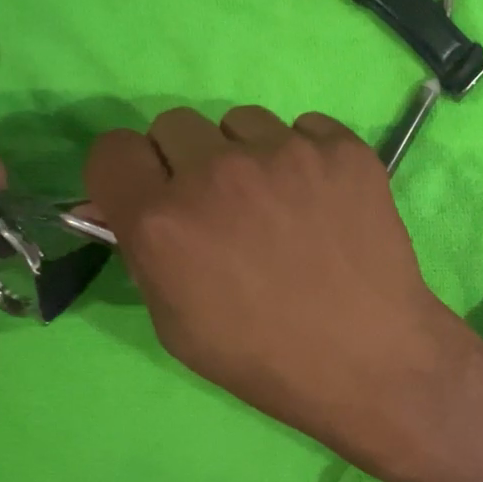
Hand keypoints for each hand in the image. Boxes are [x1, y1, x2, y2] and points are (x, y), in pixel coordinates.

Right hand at [83, 105, 482, 481]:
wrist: (370, 359)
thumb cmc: (264, 359)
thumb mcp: (177, 325)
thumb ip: (145, 254)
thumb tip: (123, 208)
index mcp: (161, 221)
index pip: (113, 149)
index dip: (129, 173)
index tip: (150, 192)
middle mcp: (216, 172)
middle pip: (175, 125)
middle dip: (186, 160)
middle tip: (221, 206)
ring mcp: (284, 153)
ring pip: (242, 122)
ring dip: (248, 154)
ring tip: (281, 205)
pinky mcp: (342, 149)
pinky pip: (305, 128)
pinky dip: (306, 157)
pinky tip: (324, 202)